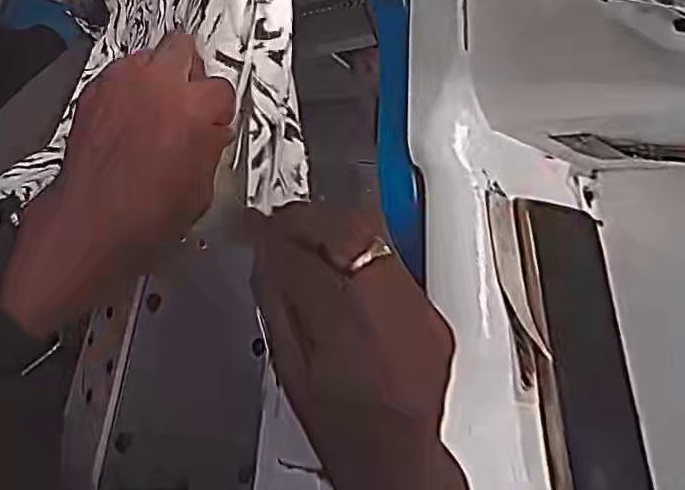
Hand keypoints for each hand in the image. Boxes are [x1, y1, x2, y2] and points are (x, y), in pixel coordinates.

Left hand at [0, 32, 235, 335]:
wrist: (88, 223)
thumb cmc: (138, 214)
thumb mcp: (200, 188)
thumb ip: (211, 146)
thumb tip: (212, 134)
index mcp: (194, 106)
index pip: (222, 88)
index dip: (219, 108)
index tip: (214, 119)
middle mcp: (158, 83)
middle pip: (184, 46)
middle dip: (190, 68)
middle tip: (188, 93)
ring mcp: (123, 82)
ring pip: (149, 54)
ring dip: (156, 74)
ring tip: (155, 104)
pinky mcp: (95, 89)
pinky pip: (119, 73)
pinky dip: (127, 87)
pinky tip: (129, 114)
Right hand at [251, 203, 465, 489]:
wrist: (405, 466)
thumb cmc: (347, 434)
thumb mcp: (293, 374)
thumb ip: (277, 308)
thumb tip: (265, 261)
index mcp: (344, 332)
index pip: (298, 260)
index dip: (269, 237)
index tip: (253, 227)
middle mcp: (386, 313)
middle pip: (340, 231)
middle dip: (302, 218)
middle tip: (279, 222)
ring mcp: (415, 308)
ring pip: (370, 233)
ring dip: (331, 224)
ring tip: (306, 230)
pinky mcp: (431, 311)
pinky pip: (391, 258)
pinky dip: (360, 246)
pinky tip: (341, 254)